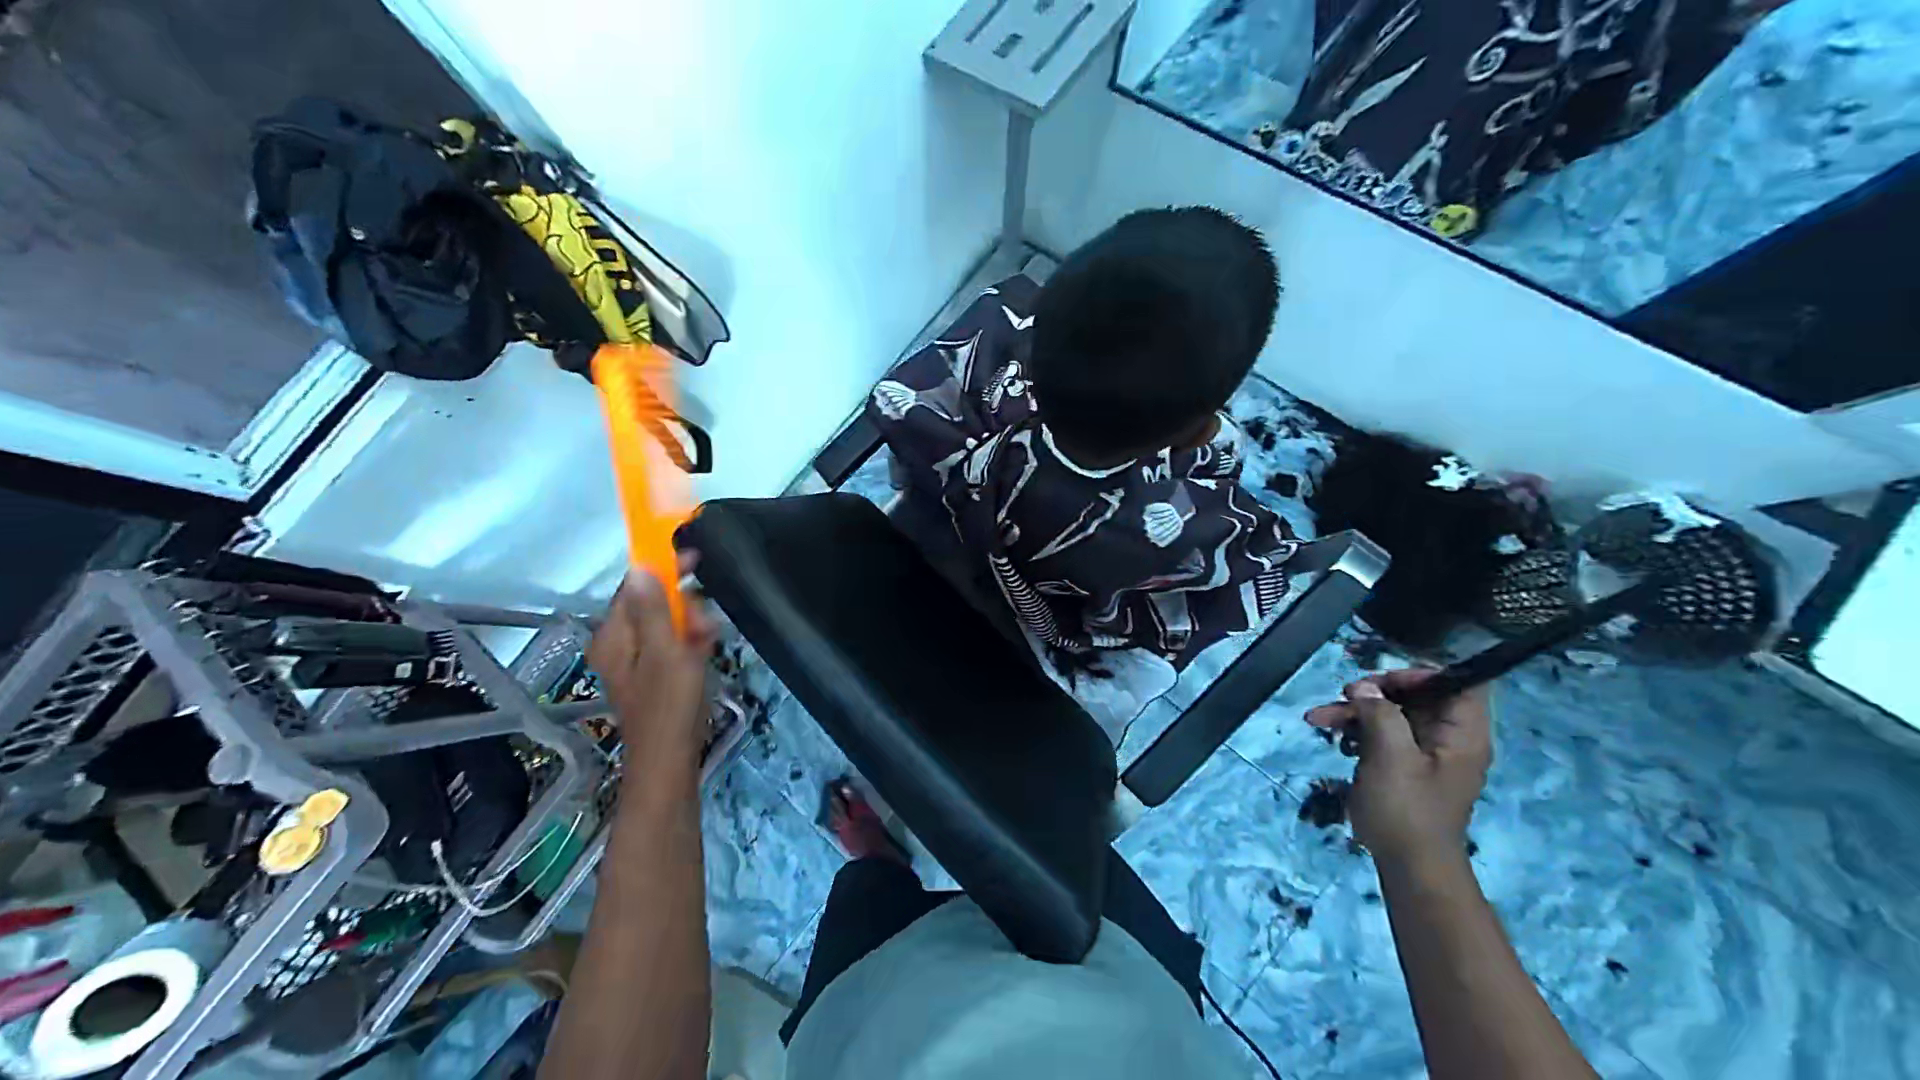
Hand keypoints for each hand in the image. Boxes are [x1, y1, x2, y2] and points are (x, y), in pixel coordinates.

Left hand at [587, 553, 717, 777]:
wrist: (672, 759)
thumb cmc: (669, 704)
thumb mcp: (665, 651)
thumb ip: (653, 608)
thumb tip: (639, 567)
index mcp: (613, 636)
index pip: (634, 587)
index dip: (662, 570)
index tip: (694, 559)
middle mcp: (620, 643)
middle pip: (653, 603)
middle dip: (683, 606)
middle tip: (703, 624)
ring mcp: (638, 659)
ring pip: (668, 622)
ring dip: (691, 624)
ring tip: (707, 641)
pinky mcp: (656, 673)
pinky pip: (673, 643)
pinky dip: (690, 642)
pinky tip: (705, 651)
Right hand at [1305, 669, 1491, 867]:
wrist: (1409, 867)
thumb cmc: (1406, 809)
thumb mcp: (1390, 756)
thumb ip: (1380, 714)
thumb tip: (1364, 689)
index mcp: (1462, 735)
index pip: (1457, 683)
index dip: (1423, 674)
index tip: (1383, 682)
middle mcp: (1449, 739)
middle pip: (1418, 696)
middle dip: (1377, 692)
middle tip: (1344, 694)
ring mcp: (1427, 754)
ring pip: (1394, 714)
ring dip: (1356, 711)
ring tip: (1319, 717)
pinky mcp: (1405, 767)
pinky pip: (1384, 735)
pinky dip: (1358, 730)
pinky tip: (1331, 734)